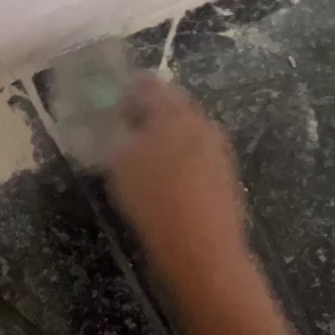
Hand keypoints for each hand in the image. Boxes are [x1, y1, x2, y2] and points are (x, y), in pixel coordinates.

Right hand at [104, 75, 247, 269]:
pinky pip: (195, 154)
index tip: (109, 101)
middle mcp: (202, 124)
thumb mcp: (118, 161)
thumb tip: (118, 120)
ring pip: (185, 131)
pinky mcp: (225, 176)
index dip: (127, 89)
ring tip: (138, 154)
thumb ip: (116, 133)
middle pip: (171, 107)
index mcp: (174, 113)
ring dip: (162, 136)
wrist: (202, 249)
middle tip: (120, 127)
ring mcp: (218, 150)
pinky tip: (161, 177)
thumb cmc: (153, 198)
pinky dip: (177, 157)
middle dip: (146, 113)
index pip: (149, 84)